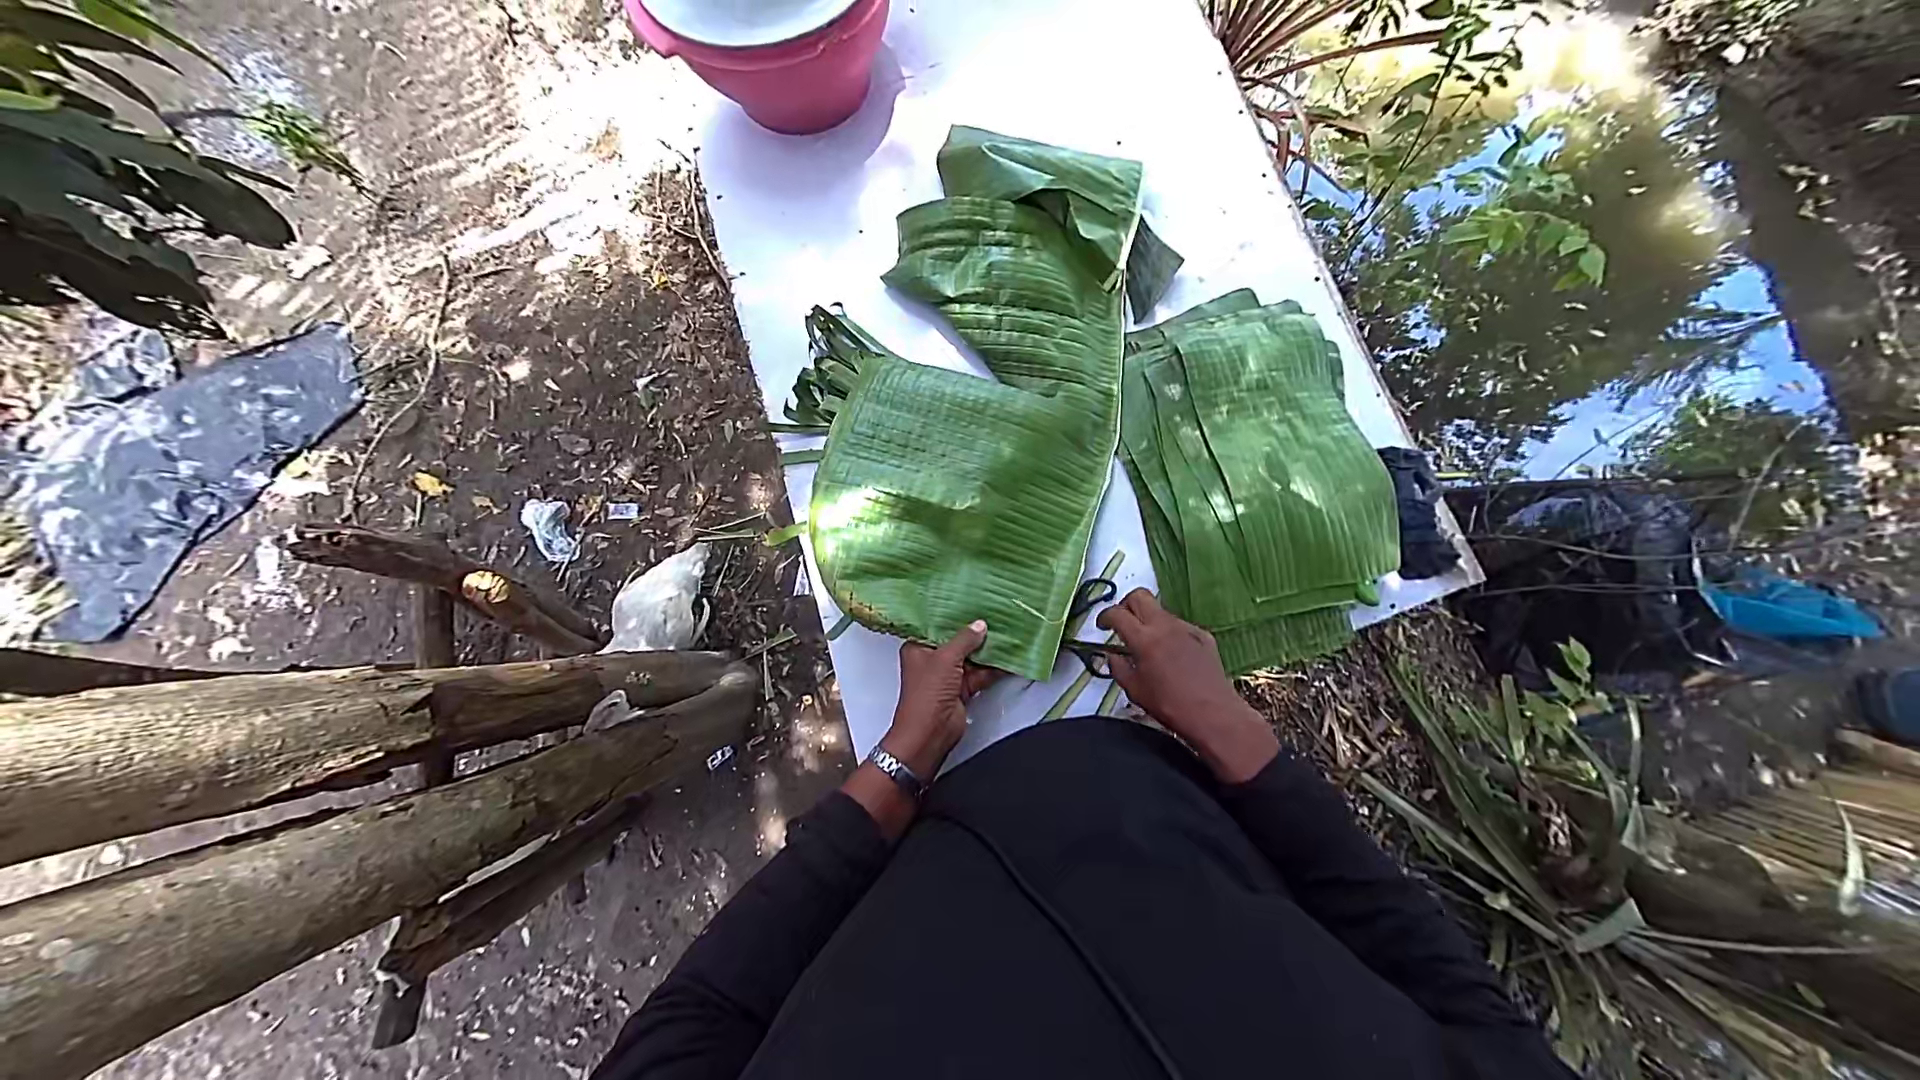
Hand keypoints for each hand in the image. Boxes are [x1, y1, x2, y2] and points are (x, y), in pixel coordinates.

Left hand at [881, 620, 997, 778]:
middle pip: (957, 641)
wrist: (930, 733)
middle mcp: (932, 659)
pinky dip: (994, 668)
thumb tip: (979, 625)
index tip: (972, 603)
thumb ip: (964, 639)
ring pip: (971, 657)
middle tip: (995, 615)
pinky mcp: (961, 689)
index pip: (936, 626)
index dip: (953, 616)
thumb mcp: (945, 658)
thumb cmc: (927, 694)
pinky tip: (1009, 657)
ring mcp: (948, 675)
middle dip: (975, 633)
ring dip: (988, 650)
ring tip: (1007, 633)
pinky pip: (980, 673)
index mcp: (918, 647)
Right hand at [1097, 590, 1277, 783]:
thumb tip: (1112, 655)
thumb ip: (1118, 667)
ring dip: (1148, 619)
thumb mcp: (1134, 689)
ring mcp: (1186, 628)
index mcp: (1144, 639)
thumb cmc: (1169, 705)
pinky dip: (1168, 632)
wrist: (1213, 714)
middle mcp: (1165, 626)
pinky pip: (1179, 625)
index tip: (1102, 626)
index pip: (1117, 614)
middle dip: (1125, 605)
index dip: (1105, 616)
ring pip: (1160, 610)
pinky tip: (1170, 652)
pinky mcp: (1203, 635)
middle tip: (1122, 622)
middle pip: (1139, 596)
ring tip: (1147, 642)